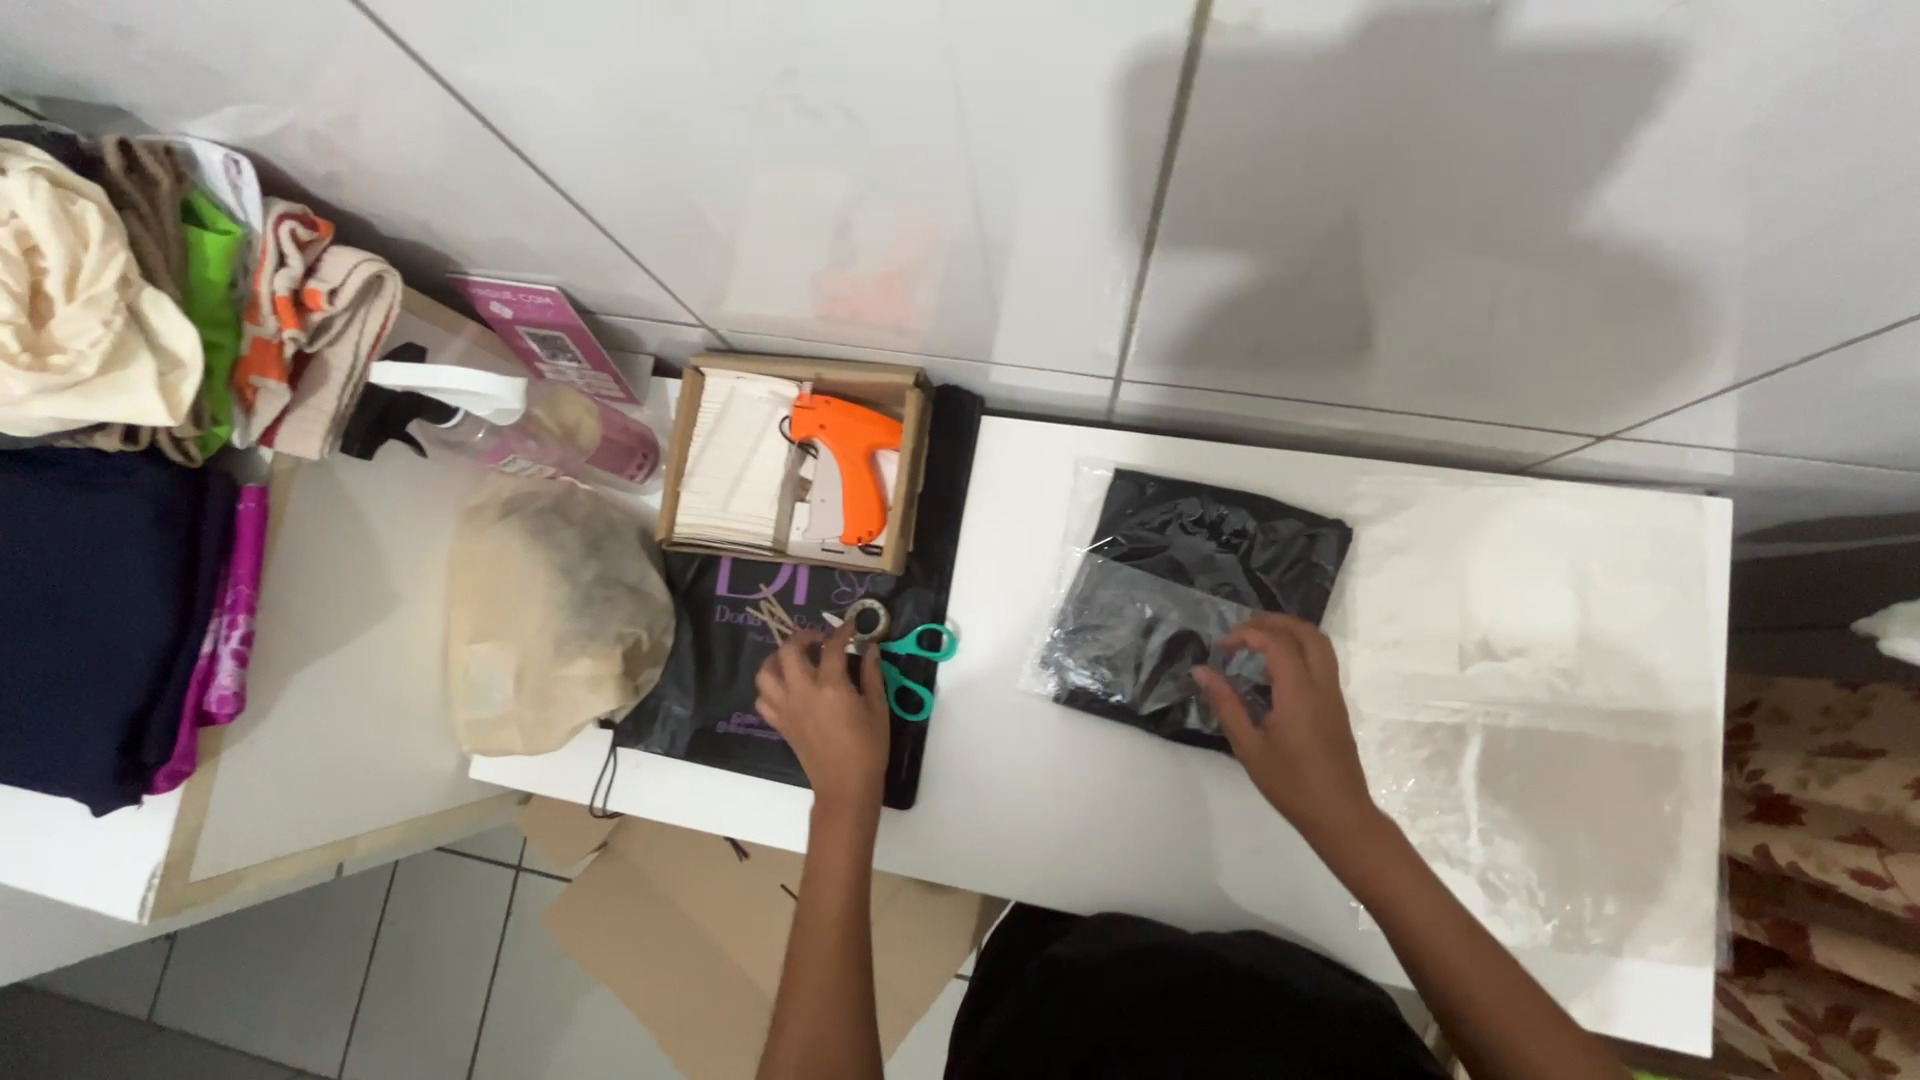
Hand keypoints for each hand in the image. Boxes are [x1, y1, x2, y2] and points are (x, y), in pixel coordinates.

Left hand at [755, 619, 890, 814]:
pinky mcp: (780, 723)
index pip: (832, 647)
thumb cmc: (869, 747)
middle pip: (789, 651)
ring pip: (766, 672)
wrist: (846, 785)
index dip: (842, 632)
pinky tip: (786, 686)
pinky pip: (763, 699)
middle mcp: (803, 692)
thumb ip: (872, 674)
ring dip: (777, 658)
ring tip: (795, 658)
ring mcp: (787, 708)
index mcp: (831, 686)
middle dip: (803, 636)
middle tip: (819, 638)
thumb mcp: (878, 708)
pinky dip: (770, 687)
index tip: (851, 627)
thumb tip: (870, 648)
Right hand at [1194, 614, 1381, 847]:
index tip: (1222, 646)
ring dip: (1290, 632)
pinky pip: (1322, 662)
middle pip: (1306, 633)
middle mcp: (1322, 686)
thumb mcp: (1248, 747)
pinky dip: (1299, 649)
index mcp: (1299, 694)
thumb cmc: (1290, 784)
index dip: (1248, 634)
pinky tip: (1274, 667)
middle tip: (1242, 629)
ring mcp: (1334, 695)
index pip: (1277, 644)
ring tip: (1258, 640)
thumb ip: (1226, 704)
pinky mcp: (1337, 706)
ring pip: (1320, 645)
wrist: (1340, 814)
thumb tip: (1202, 671)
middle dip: (1273, 622)